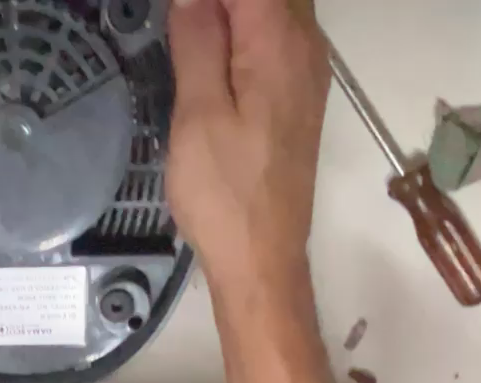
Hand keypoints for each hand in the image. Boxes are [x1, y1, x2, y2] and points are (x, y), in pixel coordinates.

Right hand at [165, 0, 330, 286]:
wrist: (260, 259)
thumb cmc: (224, 195)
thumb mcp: (198, 116)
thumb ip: (197, 43)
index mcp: (279, 41)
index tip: (173, 16)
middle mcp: (305, 46)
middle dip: (218, 6)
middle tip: (178, 28)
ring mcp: (307, 74)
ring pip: (274, 11)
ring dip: (231, 16)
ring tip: (189, 37)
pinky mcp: (298, 100)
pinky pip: (276, 40)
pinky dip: (245, 33)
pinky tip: (213, 54)